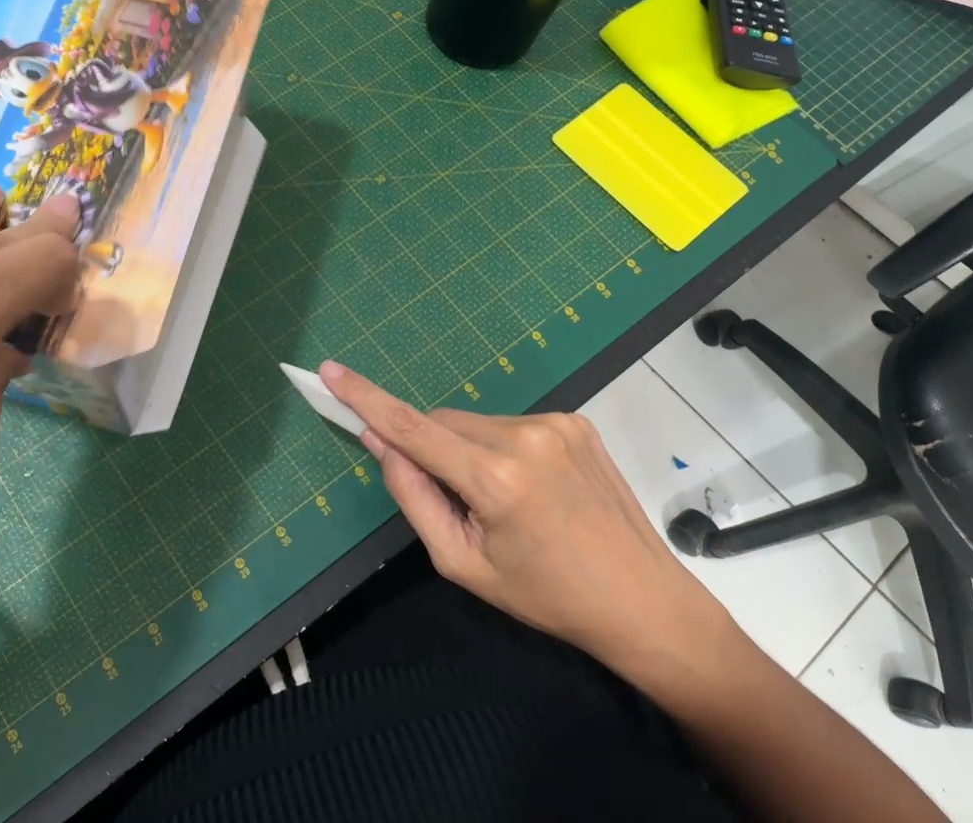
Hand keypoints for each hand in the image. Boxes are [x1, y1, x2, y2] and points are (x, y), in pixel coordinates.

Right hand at [318, 361, 738, 679]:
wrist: (642, 601)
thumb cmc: (545, 596)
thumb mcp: (463, 563)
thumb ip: (414, 497)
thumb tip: (381, 443)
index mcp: (495, 479)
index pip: (412, 428)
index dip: (365, 399)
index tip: (330, 371)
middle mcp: (525, 436)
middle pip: (441, 423)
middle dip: (430, 451)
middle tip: (454, 502)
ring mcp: (556, 423)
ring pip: (474, 423)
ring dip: (466, 451)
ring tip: (503, 503)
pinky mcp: (576, 421)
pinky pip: (508, 424)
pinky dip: (498, 448)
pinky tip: (530, 488)